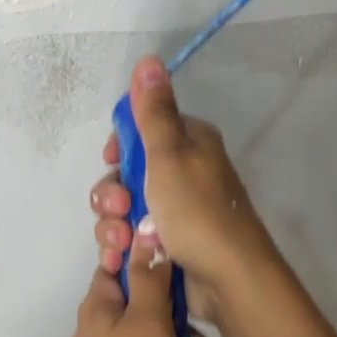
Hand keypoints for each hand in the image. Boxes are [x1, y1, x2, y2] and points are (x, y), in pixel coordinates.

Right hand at [90, 56, 278, 323]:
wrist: (226, 277)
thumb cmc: (197, 212)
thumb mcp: (170, 154)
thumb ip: (154, 112)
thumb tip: (149, 60)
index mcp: (188, 145)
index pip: (140, 131)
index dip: (119, 147)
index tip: (111, 161)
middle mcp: (180, 174)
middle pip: (124, 174)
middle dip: (111, 195)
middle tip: (120, 212)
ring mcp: (172, 213)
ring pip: (122, 211)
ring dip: (112, 226)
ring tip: (123, 244)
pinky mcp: (165, 245)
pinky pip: (130, 239)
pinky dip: (122, 247)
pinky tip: (122, 259)